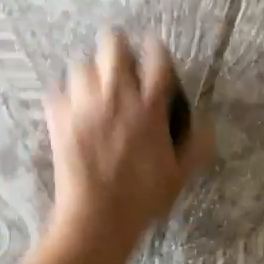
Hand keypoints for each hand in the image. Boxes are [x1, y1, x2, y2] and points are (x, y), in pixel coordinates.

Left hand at [45, 32, 213, 245]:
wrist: (97, 219)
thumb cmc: (142, 198)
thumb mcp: (179, 174)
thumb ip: (196, 145)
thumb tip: (206, 125)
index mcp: (149, 107)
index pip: (156, 59)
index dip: (156, 50)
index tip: (154, 53)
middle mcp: (115, 97)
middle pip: (113, 45)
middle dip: (117, 47)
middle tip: (120, 62)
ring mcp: (83, 105)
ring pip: (81, 64)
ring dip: (90, 71)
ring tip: (94, 86)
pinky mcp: (58, 118)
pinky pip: (57, 91)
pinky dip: (65, 96)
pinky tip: (72, 108)